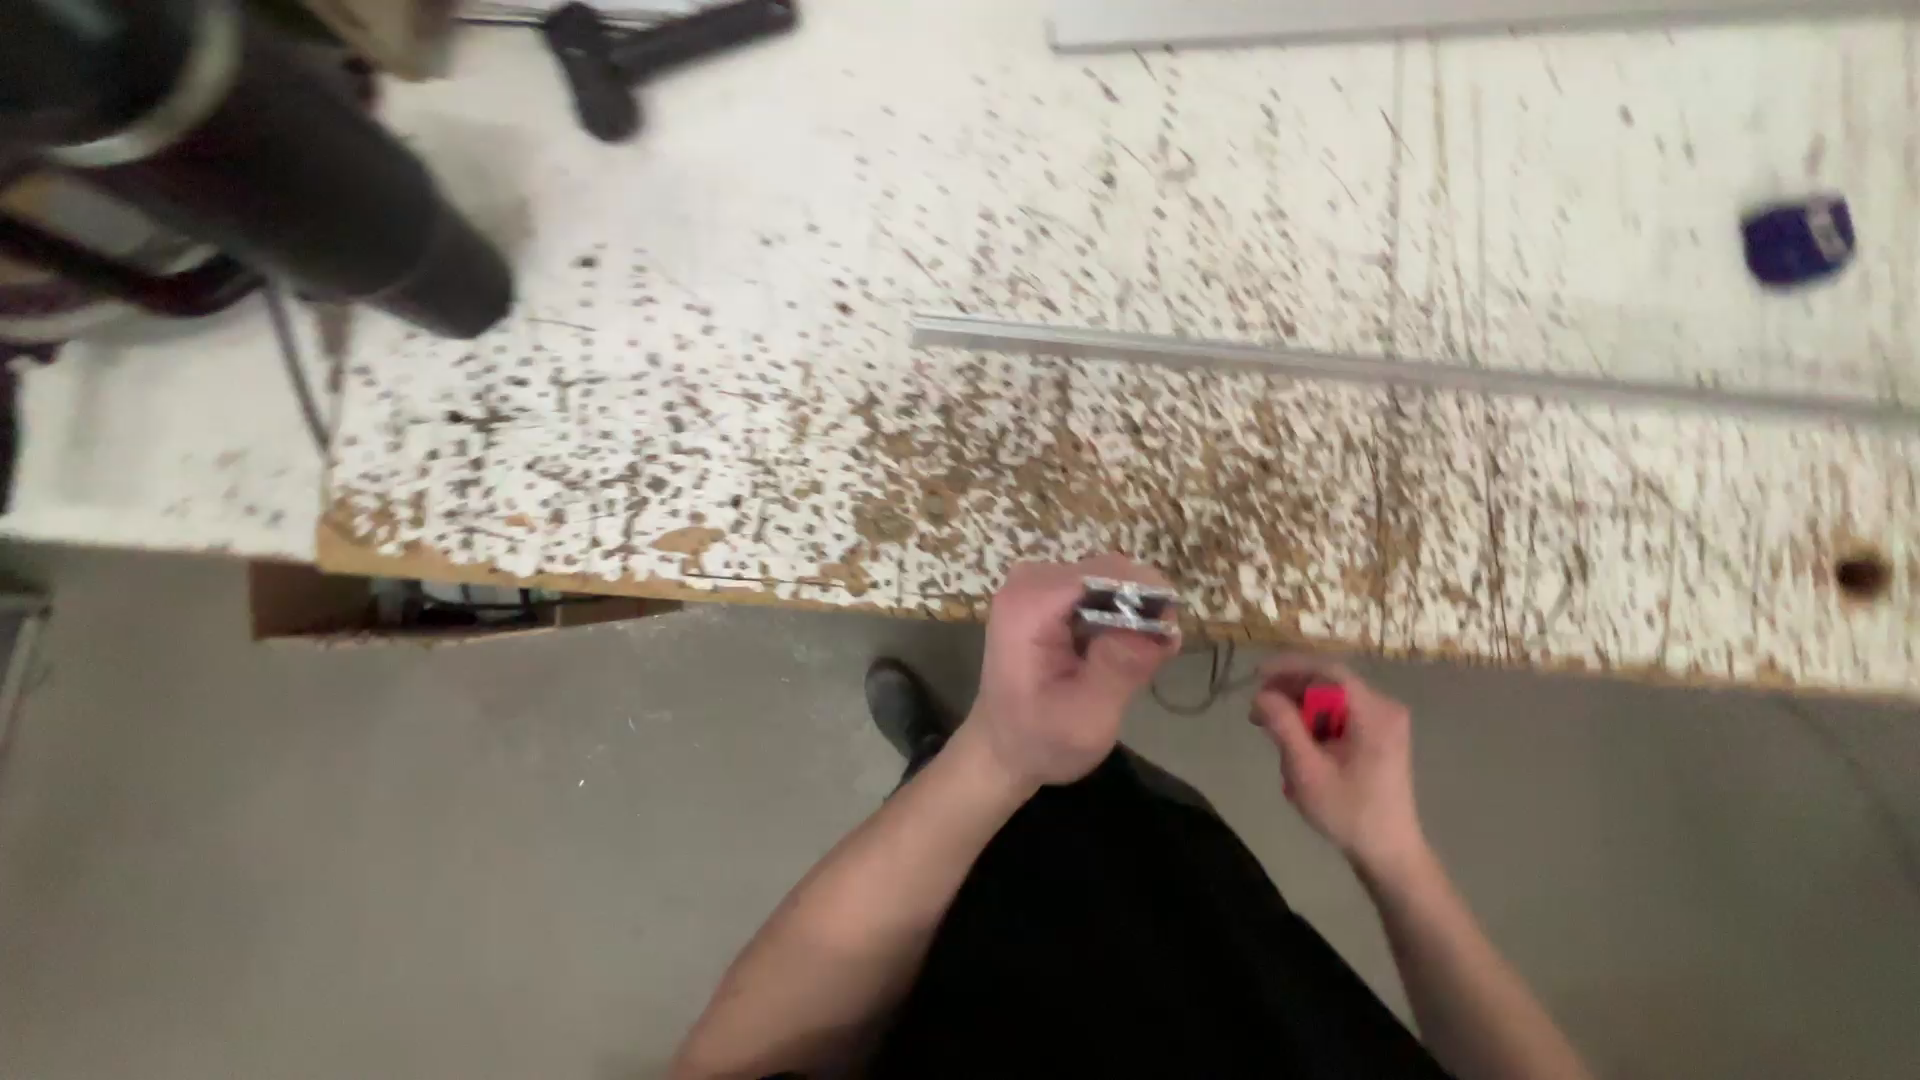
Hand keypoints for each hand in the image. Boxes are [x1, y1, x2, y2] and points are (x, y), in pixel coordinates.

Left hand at [960, 555, 1180, 788]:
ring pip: (1109, 580)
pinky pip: (1097, 590)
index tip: (1169, 636)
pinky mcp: (1045, 595)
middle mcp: (1029, 581)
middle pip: (1108, 572)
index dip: (1144, 597)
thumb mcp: (1086, 718)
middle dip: (1141, 607)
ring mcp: (1036, 585)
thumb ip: (1117, 670)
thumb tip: (1158, 629)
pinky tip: (1119, 653)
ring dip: (1132, 614)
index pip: (1104, 574)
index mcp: (1028, 605)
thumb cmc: (1040, 739)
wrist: (1001, 750)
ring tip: (1140, 659)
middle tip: (1160, 653)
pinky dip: (1117, 616)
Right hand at [1249, 656, 1427, 876]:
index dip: (1289, 667)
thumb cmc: (1348, 812)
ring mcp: (1385, 722)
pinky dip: (1314, 722)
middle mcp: (1385, 709)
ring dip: (1299, 711)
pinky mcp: (1379, 735)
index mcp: (1374, 714)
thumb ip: (1283, 726)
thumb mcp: (1307, 770)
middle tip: (1257, 715)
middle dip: (1290, 693)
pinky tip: (1298, 746)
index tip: (1257, 677)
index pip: (1328, 671)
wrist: (1388, 852)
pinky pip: (1340, 713)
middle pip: (1329, 683)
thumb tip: (1261, 694)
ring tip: (1275, 737)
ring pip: (1331, 698)